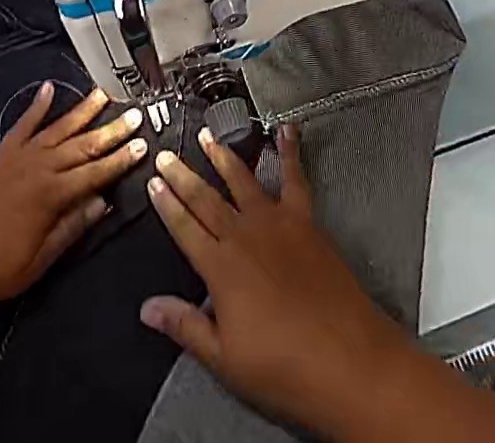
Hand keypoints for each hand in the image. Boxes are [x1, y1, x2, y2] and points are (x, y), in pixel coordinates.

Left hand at [0, 82, 147, 310]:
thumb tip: (101, 203)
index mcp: (52, 195)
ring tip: (103, 94)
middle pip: (83, 145)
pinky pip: (21, 126)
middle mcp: (39, 168)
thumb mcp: (37, 261)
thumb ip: (71, 229)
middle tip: (136, 114)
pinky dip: (35, 107)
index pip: (96, 173)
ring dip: (83, 112)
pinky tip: (47, 89)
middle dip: (112, 130)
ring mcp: (17, 158)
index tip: (144, 145)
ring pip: (58, 129)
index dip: (122, 160)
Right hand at [140, 124, 415, 432]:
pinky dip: (290, 152)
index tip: (153, 183)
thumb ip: (184, 326)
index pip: (184, 227)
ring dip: (222, 156)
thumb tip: (147, 308)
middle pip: (206, 198)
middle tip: (166, 155)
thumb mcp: (224, 358)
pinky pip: (295, 179)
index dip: (166, 204)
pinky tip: (286, 130)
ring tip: (208, 136)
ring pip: (242, 181)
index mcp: (220, 267)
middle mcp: (244, 236)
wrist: (347, 359)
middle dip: (182, 175)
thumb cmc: (284, 366)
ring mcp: (277, 223)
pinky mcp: (305, 221)